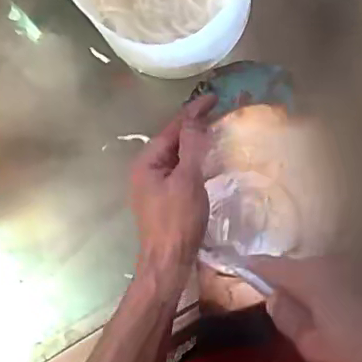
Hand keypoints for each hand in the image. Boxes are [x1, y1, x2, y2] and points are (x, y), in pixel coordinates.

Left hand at [129, 95, 215, 289]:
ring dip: (193, 144)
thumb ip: (191, 147)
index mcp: (146, 162)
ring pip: (174, 157)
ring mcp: (151, 187)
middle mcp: (144, 171)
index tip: (214, 97)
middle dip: (192, 126)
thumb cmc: (177, 222)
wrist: (167, 263)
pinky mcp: (161, 200)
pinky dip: (192, 163)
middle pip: (171, 141)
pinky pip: (177, 172)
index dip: (193, 112)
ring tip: (214, 130)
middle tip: (217, 112)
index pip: (172, 128)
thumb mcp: (187, 180)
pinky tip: (205, 163)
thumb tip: (194, 118)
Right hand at [249, 256, 361, 361]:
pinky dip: (349, 292)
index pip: (272, 265)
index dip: (254, 267)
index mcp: (311, 275)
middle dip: (294, 283)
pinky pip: (355, 279)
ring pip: (332, 273)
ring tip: (329, 316)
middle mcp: (335, 260)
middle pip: (303, 268)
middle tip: (290, 307)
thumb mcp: (314, 348)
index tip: (243, 268)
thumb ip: (288, 320)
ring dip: (325, 288)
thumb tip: (275, 298)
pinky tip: (359, 316)